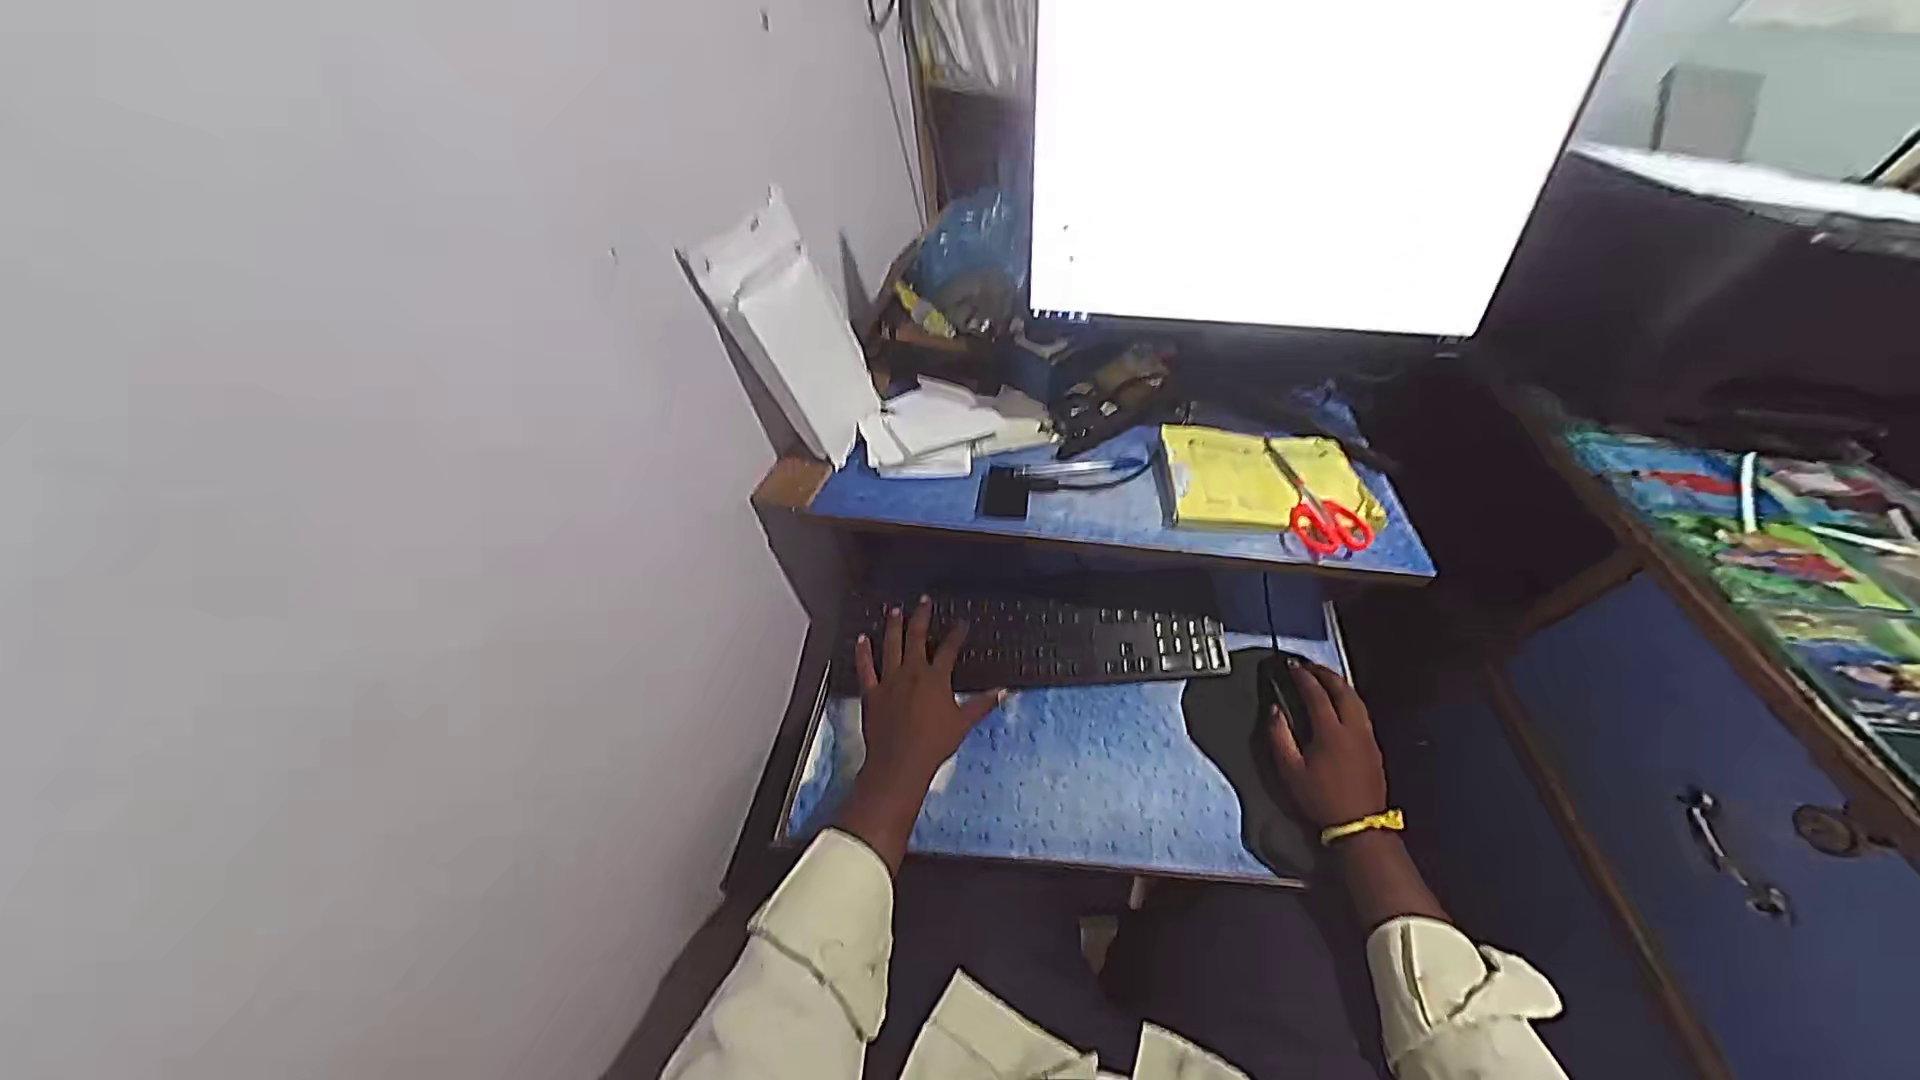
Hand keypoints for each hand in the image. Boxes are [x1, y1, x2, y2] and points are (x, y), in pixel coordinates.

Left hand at [837, 598, 1004, 872]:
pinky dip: (863, 652)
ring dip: (893, 626)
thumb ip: (982, 704)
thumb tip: (1003, 692)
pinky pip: (866, 667)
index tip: (961, 623)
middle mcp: (912, 672)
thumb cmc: (934, 744)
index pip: (949, 649)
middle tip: (923, 601)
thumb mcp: (963, 723)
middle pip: (917, 637)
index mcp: (936, 678)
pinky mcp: (872, 692)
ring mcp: (890, 680)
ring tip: (894, 610)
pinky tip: (862, 638)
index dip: (957, 634)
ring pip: (891, 645)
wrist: (900, 762)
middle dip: (921, 616)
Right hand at [1267, 659, 1387, 829]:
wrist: (1359, 826)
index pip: (1317, 694)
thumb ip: (1279, 736)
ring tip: (1325, 678)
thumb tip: (1274, 710)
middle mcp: (1353, 729)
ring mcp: (1367, 738)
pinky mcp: (1374, 748)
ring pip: (1357, 700)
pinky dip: (1349, 698)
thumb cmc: (1319, 798)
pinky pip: (1362, 712)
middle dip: (1325, 674)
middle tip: (1309, 666)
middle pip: (1343, 691)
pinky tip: (1341, 702)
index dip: (1303, 678)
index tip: (1291, 667)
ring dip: (1340, 684)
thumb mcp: (1289, 770)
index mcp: (1331, 732)